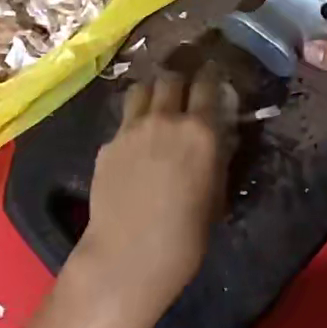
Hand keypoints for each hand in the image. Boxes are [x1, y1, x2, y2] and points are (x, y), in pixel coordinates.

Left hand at [72, 67, 234, 314]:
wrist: (129, 255)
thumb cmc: (186, 235)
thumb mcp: (216, 194)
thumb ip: (217, 157)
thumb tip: (219, 137)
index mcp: (200, 131)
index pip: (207, 83)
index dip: (211, 74)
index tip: (213, 72)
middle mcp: (164, 119)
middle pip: (170, 78)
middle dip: (179, 79)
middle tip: (183, 90)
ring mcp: (130, 129)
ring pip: (140, 90)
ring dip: (151, 92)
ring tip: (155, 105)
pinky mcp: (107, 145)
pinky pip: (123, 122)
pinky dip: (132, 125)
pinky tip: (134, 146)